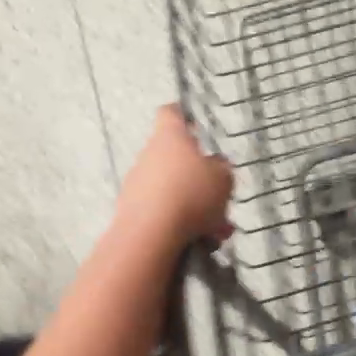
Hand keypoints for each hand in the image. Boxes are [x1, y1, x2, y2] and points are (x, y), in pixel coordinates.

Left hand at [117, 107, 233, 245]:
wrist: (150, 234)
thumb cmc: (192, 194)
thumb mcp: (224, 179)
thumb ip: (222, 169)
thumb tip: (215, 165)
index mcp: (170, 138)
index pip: (171, 113)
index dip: (182, 114)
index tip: (193, 121)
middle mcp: (149, 155)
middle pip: (175, 158)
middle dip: (199, 178)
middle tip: (220, 198)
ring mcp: (136, 183)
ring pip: (173, 189)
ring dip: (194, 205)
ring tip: (217, 230)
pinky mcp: (131, 210)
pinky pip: (163, 211)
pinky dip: (181, 222)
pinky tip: (201, 241)